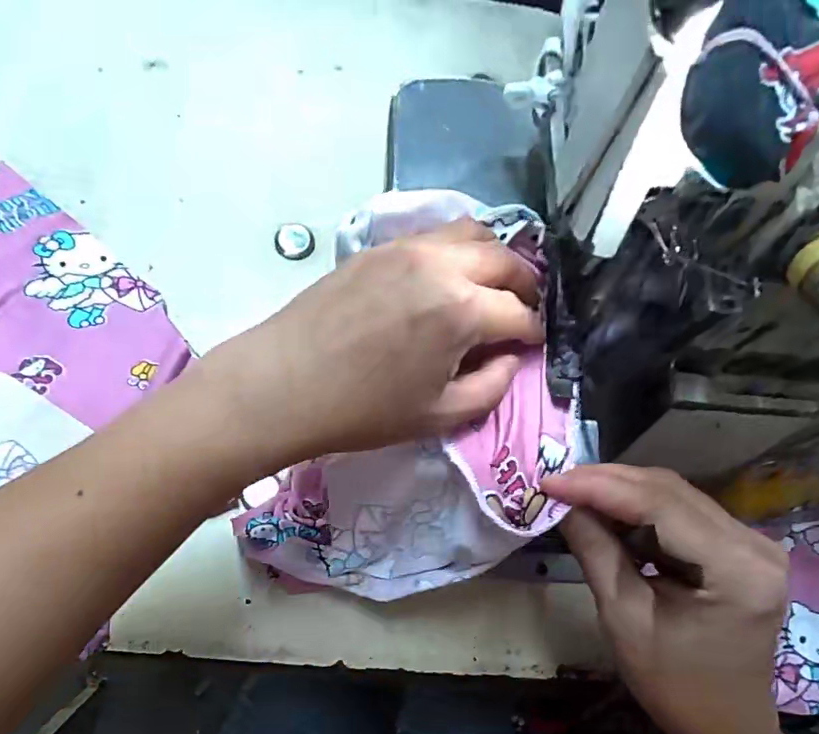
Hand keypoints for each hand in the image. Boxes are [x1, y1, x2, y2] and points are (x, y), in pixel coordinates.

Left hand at [193, 219, 542, 467]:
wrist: (285, 384)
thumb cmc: (363, 411)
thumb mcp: (439, 415)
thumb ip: (491, 388)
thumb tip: (510, 357)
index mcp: (463, 309)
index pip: (519, 313)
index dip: (533, 333)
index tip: (531, 346)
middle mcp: (443, 265)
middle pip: (506, 259)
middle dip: (525, 287)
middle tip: (522, 312)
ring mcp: (407, 248)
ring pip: (472, 232)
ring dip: (494, 257)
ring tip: (490, 286)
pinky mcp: (377, 247)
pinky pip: (433, 235)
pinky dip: (456, 250)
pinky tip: (446, 278)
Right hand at [540, 465, 790, 733]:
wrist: (723, 724)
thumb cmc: (673, 684)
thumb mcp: (624, 619)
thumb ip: (597, 553)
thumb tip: (563, 504)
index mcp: (737, 568)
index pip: (660, 505)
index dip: (600, 487)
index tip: (550, 480)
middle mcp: (756, 544)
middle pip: (672, 492)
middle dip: (609, 482)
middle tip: (556, 482)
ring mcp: (753, 544)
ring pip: (677, 498)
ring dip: (622, 493)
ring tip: (573, 493)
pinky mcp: (741, 550)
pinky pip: (684, 516)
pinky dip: (641, 512)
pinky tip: (606, 513)